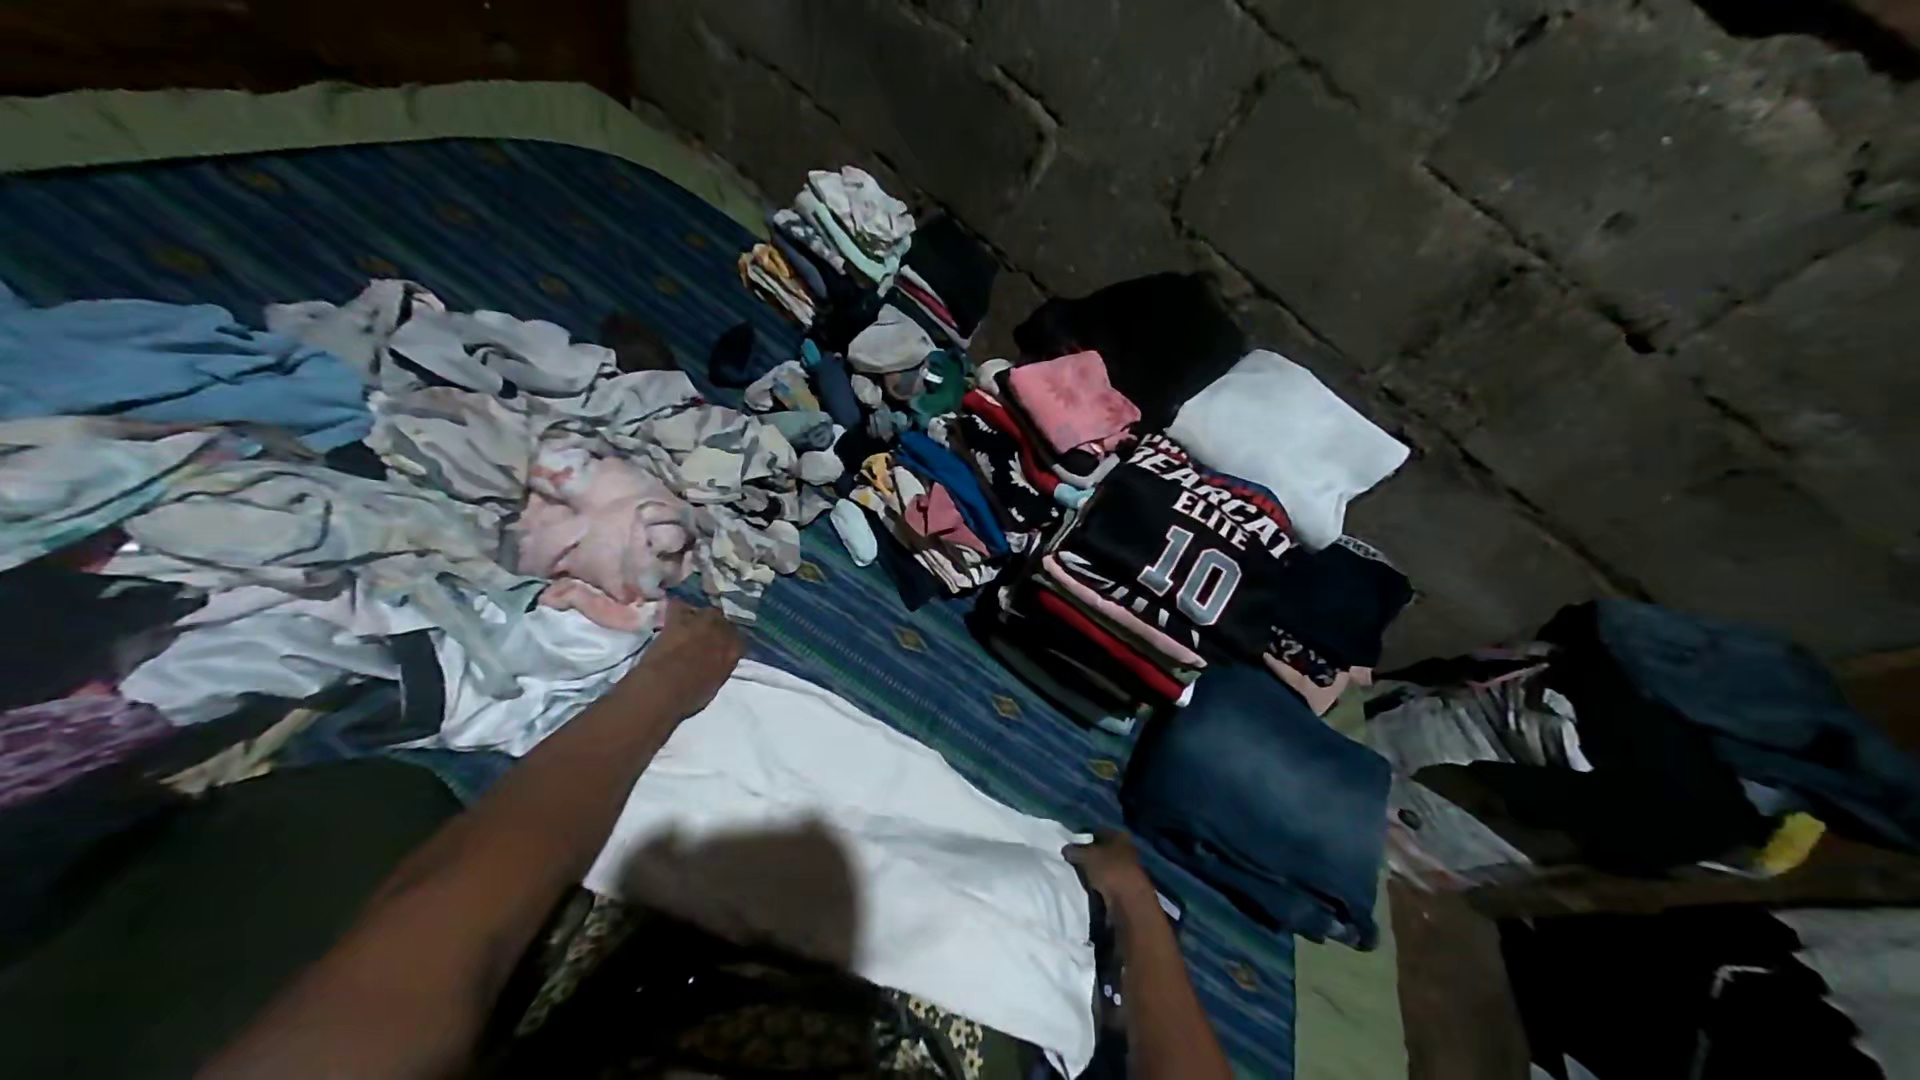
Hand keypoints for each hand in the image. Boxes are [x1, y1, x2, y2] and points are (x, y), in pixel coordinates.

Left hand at [628, 600, 743, 719]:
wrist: (662, 689)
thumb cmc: (689, 697)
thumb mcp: (715, 684)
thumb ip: (721, 666)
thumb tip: (718, 662)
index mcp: (734, 650)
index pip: (740, 638)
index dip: (730, 641)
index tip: (723, 646)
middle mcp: (722, 631)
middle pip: (724, 621)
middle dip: (718, 626)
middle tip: (707, 635)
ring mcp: (701, 622)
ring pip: (706, 611)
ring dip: (701, 617)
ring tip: (692, 624)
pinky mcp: (677, 618)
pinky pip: (680, 606)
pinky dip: (677, 609)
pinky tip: (673, 616)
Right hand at [1065, 831, 1154, 908]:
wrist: (1130, 904)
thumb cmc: (1109, 870)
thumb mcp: (1085, 856)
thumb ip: (1074, 850)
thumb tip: (1066, 849)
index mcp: (1120, 836)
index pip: (1098, 831)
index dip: (1084, 836)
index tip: (1071, 844)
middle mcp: (1127, 850)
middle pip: (1103, 850)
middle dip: (1090, 855)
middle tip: (1073, 860)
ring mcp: (1129, 871)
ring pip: (1106, 867)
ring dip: (1095, 872)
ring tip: (1080, 876)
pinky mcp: (1128, 890)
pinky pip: (1109, 883)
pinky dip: (1100, 886)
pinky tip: (1090, 889)